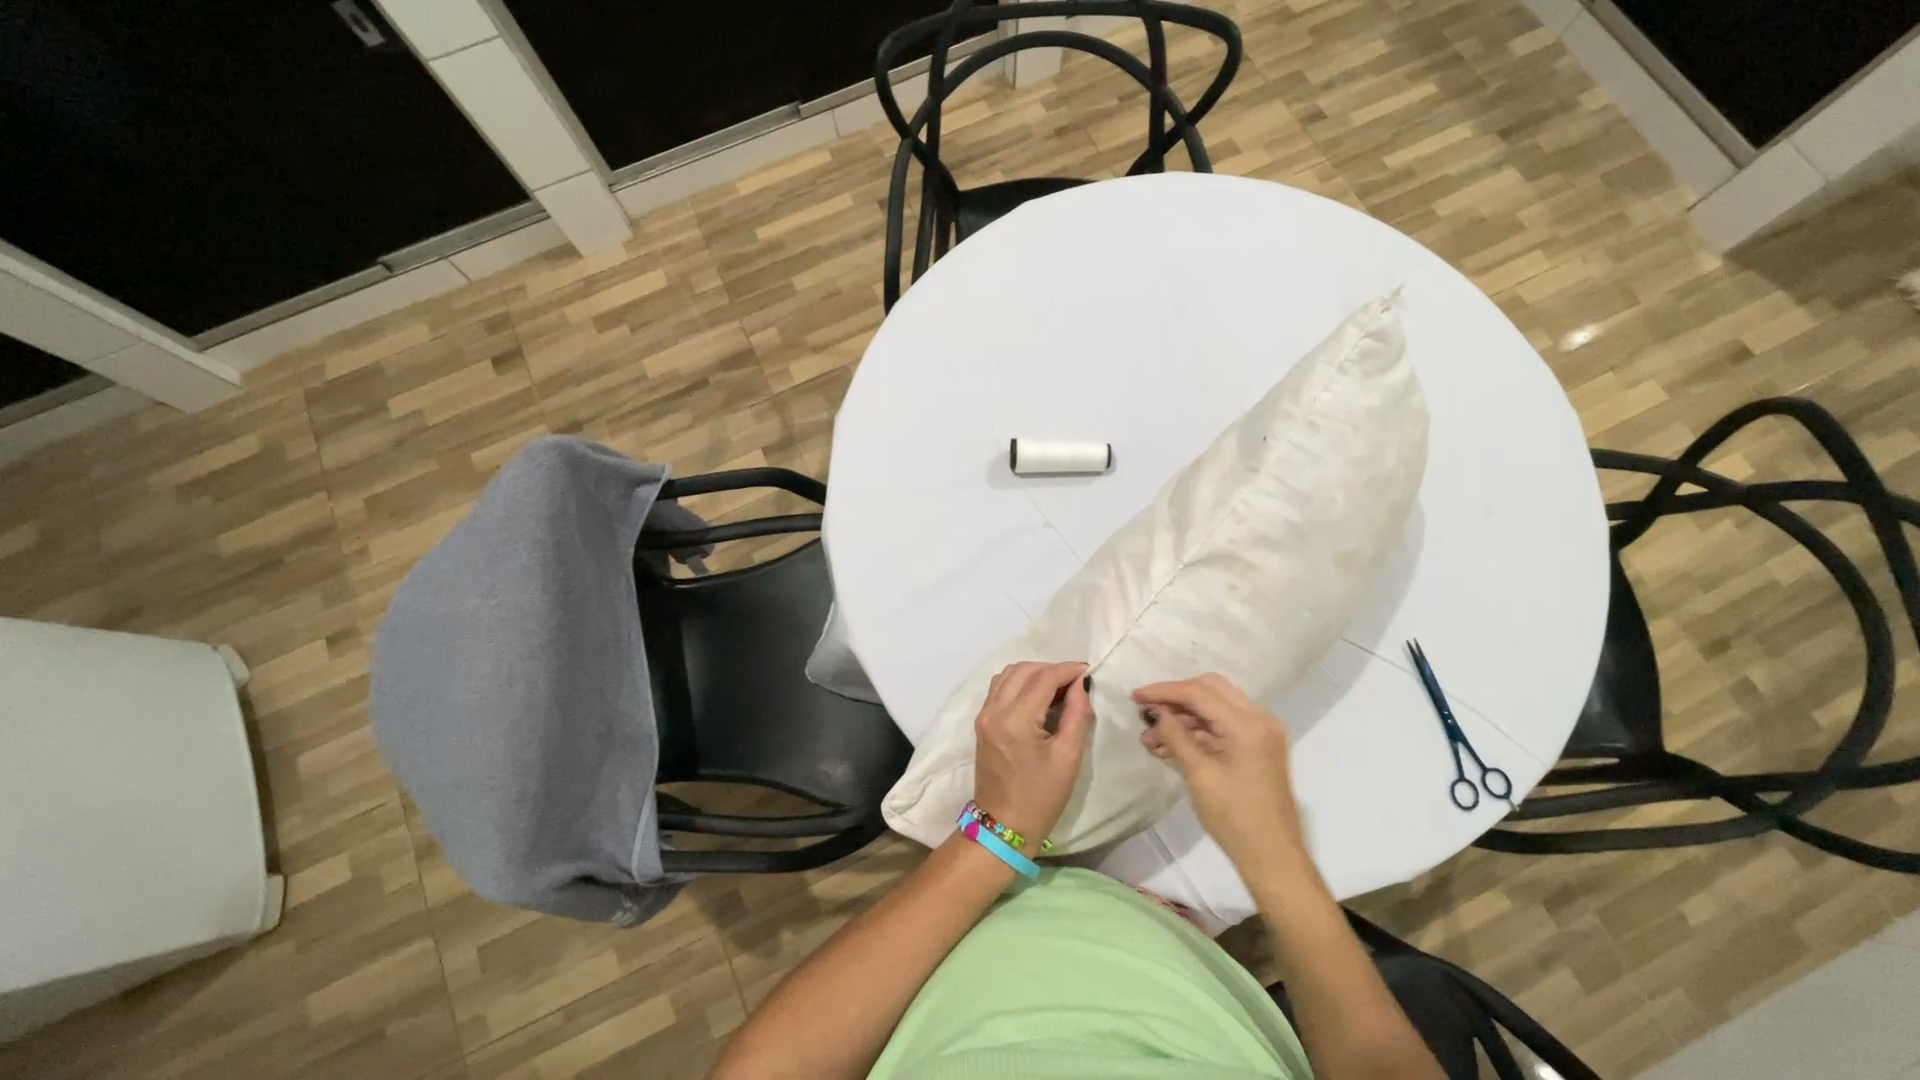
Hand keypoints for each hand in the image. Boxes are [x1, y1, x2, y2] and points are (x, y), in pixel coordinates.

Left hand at [972, 661, 1092, 853]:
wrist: (1003, 826)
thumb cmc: (1041, 797)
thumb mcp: (1068, 757)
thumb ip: (1077, 715)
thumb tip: (1081, 685)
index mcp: (1015, 721)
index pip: (1043, 678)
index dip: (1068, 670)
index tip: (1088, 672)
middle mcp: (994, 711)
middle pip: (1024, 670)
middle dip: (1052, 669)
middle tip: (1075, 683)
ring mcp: (983, 716)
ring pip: (1008, 675)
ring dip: (1034, 674)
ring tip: (1058, 689)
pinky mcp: (981, 722)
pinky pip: (999, 688)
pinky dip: (1020, 684)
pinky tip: (1038, 698)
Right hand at [1135, 673, 1311, 890]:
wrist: (1271, 856)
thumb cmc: (1234, 817)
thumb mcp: (1198, 773)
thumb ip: (1175, 735)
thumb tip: (1154, 711)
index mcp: (1248, 723)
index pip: (1199, 692)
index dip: (1164, 692)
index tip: (1135, 697)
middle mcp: (1259, 718)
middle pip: (1210, 689)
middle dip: (1175, 698)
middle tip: (1146, 711)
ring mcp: (1261, 732)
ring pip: (1215, 707)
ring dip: (1184, 717)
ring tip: (1151, 738)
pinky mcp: (1258, 746)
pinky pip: (1223, 725)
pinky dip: (1198, 730)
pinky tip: (1170, 746)